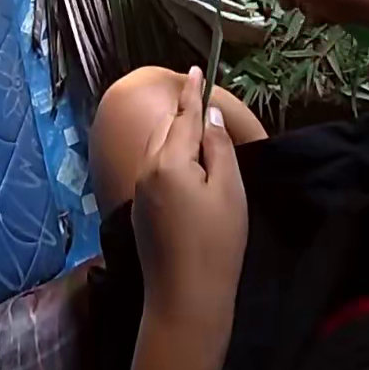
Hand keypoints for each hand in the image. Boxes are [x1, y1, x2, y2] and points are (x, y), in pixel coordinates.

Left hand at [131, 67, 247, 332]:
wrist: (184, 299)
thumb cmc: (216, 244)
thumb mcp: (229, 190)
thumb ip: (218, 148)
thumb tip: (209, 117)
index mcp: (168, 160)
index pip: (184, 116)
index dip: (192, 92)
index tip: (195, 70)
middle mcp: (146, 168)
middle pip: (165, 128)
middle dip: (182, 111)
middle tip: (199, 95)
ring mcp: (140, 189)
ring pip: (157, 147)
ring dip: (174, 132)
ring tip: (194, 125)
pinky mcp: (140, 208)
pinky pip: (154, 167)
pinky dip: (169, 155)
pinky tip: (183, 163)